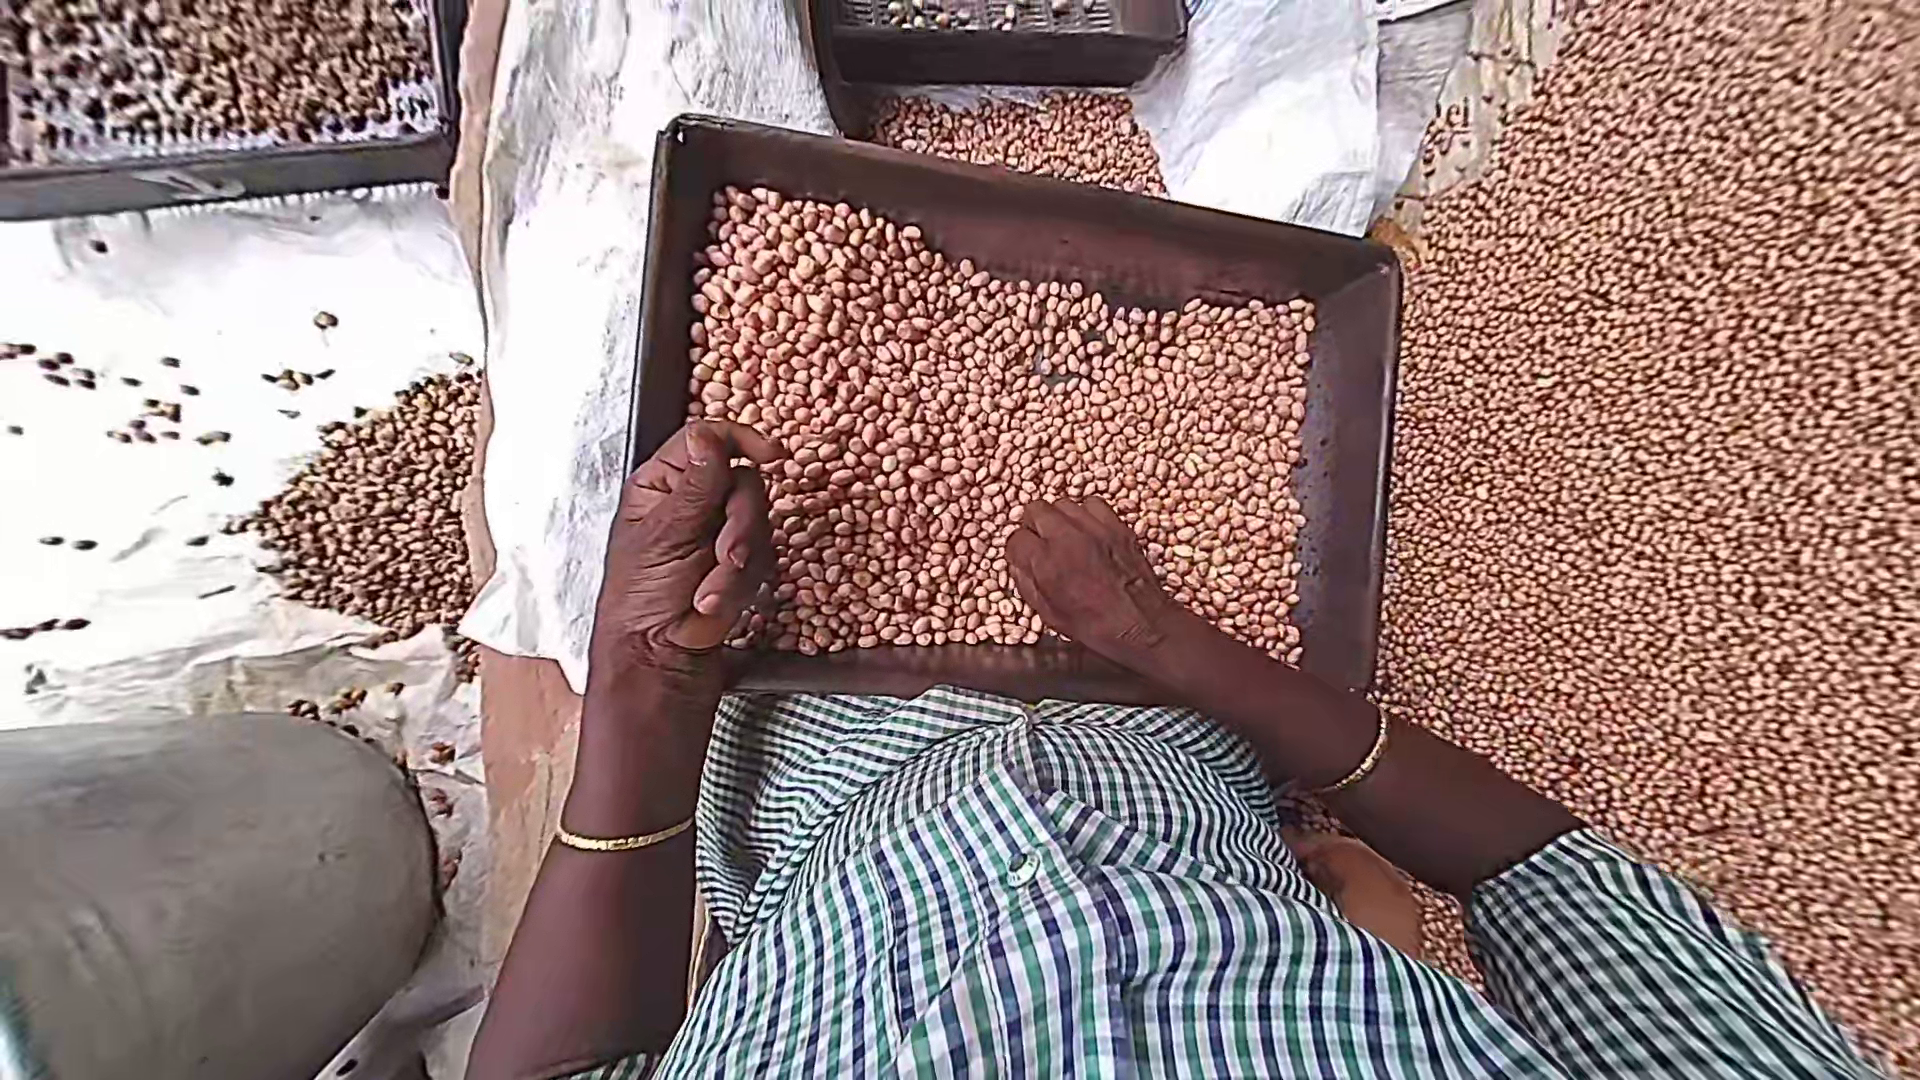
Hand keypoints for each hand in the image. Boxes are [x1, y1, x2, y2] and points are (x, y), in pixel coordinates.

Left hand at [589, 420, 784, 689]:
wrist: (661, 657)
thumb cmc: (642, 599)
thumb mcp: (666, 536)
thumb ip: (696, 486)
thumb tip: (708, 437)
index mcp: (663, 485)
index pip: (706, 440)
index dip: (740, 440)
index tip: (771, 454)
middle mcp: (695, 502)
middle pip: (744, 483)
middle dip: (740, 523)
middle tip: (726, 555)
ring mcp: (720, 531)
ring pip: (759, 521)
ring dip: (739, 561)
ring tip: (712, 590)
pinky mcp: (742, 560)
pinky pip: (764, 554)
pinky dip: (744, 581)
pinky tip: (716, 599)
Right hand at [1005, 496, 1187, 666]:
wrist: (1140, 624)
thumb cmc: (1096, 625)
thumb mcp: (1049, 614)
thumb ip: (1027, 584)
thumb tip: (1019, 566)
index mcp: (1046, 562)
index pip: (1016, 539)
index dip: (1017, 550)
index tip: (1022, 557)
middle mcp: (1067, 539)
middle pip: (1035, 510)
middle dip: (1032, 525)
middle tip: (1038, 541)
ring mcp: (1094, 528)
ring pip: (1062, 503)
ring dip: (1057, 518)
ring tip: (1062, 535)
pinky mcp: (1116, 526)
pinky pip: (1092, 504)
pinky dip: (1085, 513)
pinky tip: (1086, 529)